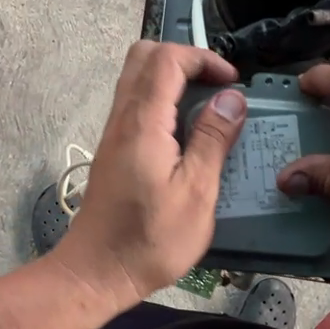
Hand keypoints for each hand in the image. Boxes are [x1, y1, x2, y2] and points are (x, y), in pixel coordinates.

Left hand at [53, 41, 247, 302]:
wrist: (96, 272)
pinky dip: (162, 99)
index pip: (167, 59)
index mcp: (143, 123)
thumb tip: (232, 97)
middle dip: (186, 59)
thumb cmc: (150, 240)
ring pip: (137, 77)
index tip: (233, 83)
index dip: (204, 58)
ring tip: (207, 107)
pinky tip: (186, 132)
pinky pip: (135, 102)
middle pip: (145, 56)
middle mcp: (122, 118)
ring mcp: (113, 132)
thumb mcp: (196, 194)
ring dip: (173, 79)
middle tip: (217, 87)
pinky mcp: (113, 148)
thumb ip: (213, 140)